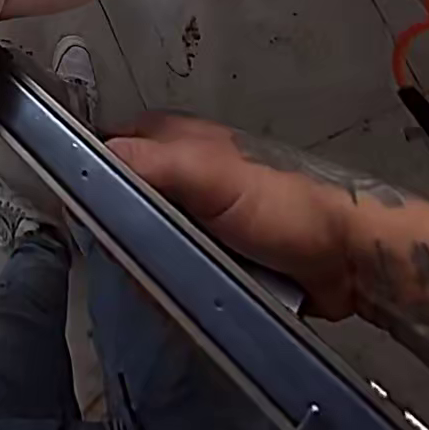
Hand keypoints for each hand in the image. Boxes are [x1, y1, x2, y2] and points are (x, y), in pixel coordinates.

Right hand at [107, 113, 371, 317]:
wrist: (346, 255)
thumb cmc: (275, 200)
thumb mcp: (204, 172)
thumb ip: (144, 162)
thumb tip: (82, 161)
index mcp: (161, 135)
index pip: (103, 149)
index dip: (87, 179)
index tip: (81, 217)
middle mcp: (170, 165)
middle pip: (118, 196)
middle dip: (118, 231)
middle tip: (124, 260)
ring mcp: (189, 206)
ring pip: (141, 232)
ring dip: (143, 259)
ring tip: (152, 284)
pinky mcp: (207, 244)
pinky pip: (169, 259)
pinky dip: (168, 276)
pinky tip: (171, 294)